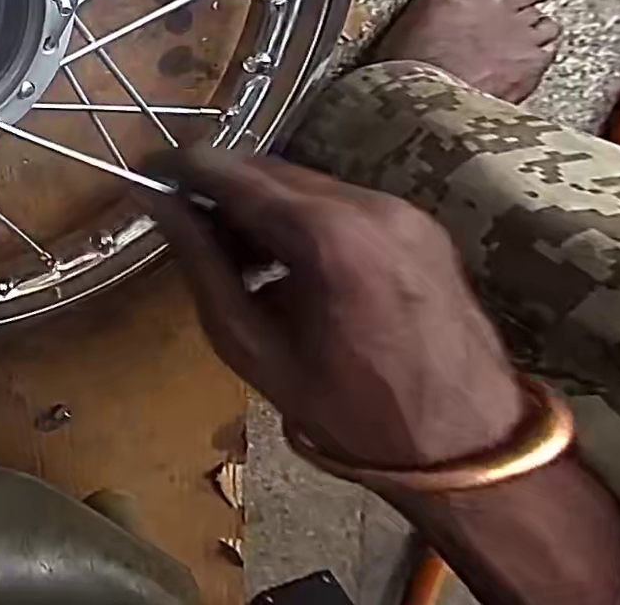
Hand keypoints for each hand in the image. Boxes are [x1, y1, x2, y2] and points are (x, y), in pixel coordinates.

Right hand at [142, 151, 527, 468]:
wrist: (473, 454)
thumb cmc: (344, 407)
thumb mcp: (246, 339)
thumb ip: (197, 257)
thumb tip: (156, 201)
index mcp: (325, 235)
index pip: (227, 169)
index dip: (177, 166)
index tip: (146, 175)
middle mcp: (365, 204)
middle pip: (260, 166)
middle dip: (214, 185)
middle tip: (187, 224)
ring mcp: (396, 207)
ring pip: (294, 178)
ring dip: (252, 200)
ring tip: (237, 252)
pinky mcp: (413, 218)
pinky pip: (329, 195)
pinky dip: (292, 211)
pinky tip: (284, 257)